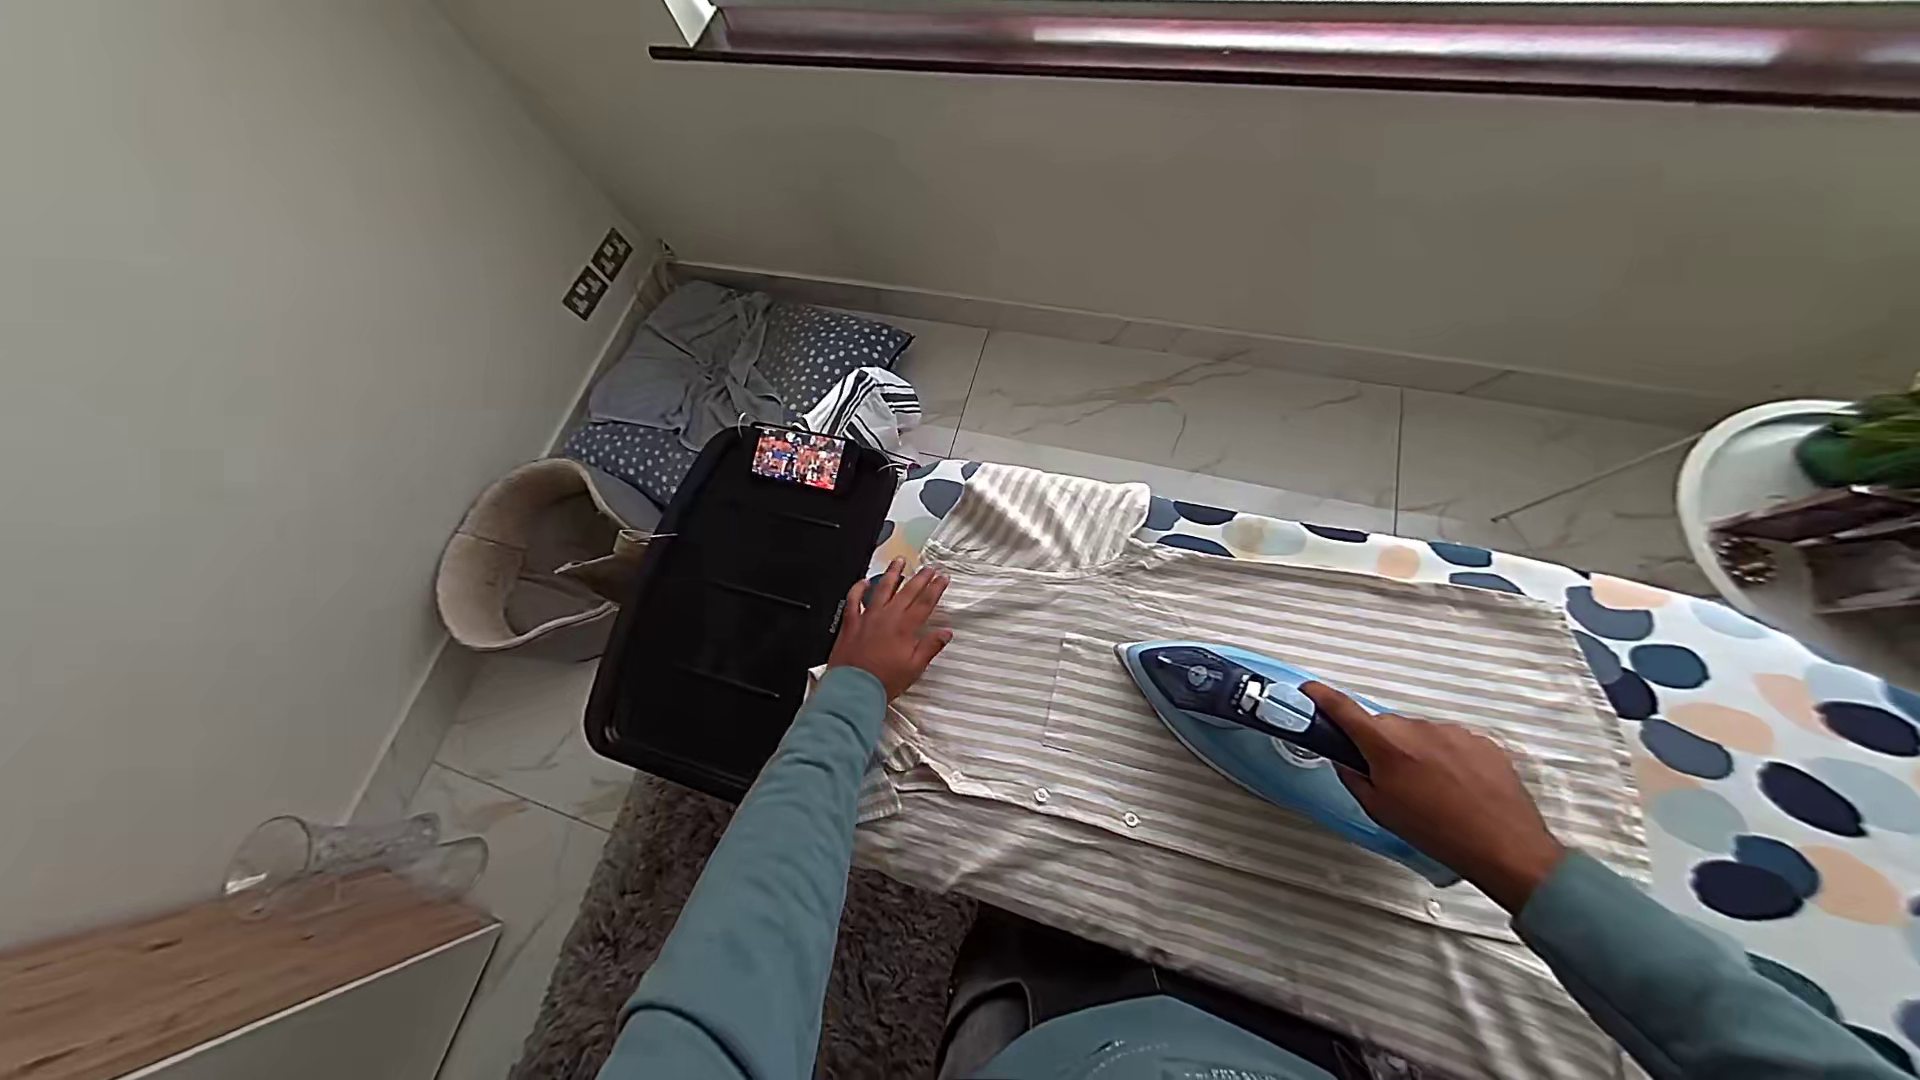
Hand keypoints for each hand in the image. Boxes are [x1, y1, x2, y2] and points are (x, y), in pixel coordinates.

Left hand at [829, 559, 951, 699]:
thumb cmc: (885, 681)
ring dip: (893, 574)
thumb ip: (930, 647)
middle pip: (907, 592)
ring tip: (899, 561)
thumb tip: (946, 632)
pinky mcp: (851, 622)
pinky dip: (859, 588)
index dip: (935, 588)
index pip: (924, 602)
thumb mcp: (914, 667)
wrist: (853, 688)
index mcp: (905, 628)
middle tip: (929, 567)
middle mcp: (887, 617)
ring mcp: (868, 617)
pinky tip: (864, 581)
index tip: (943, 577)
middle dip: (920, 577)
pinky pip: (854, 599)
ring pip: (882, 589)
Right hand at [1302, 682, 1565, 912]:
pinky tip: (1455, 786)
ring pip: (1416, 733)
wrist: (1507, 850)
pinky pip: (1448, 741)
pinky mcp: (1480, 741)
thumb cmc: (1438, 832)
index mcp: (1385, 744)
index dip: (1321, 695)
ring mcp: (1451, 732)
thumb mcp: (1378, 809)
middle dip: (1379, 744)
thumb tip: (1346, 761)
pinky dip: (1445, 757)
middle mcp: (1416, 729)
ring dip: (1414, 751)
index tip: (1311, 689)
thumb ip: (1352, 776)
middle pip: (1382, 725)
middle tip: (1387, 775)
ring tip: (1430, 788)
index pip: (1342, 708)